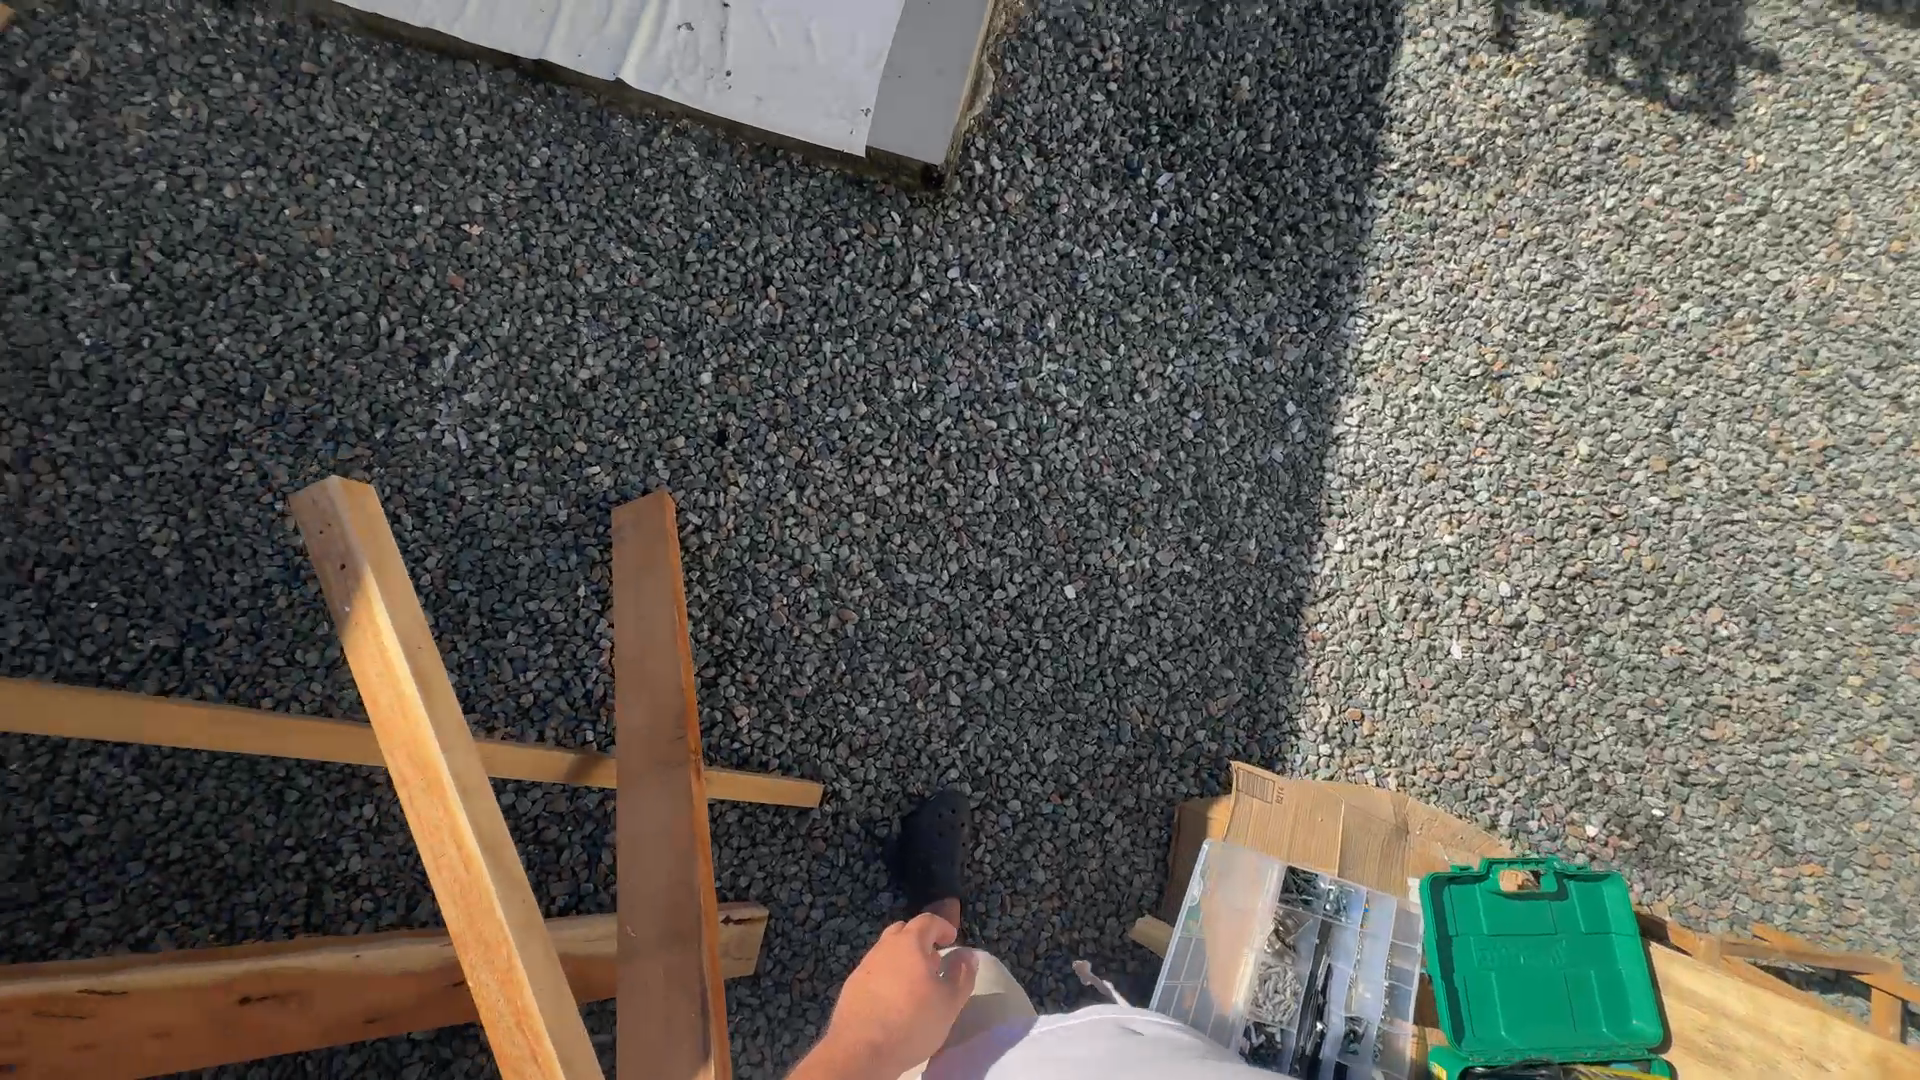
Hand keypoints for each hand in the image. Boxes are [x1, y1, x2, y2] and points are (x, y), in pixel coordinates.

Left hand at [794, 914, 978, 1079]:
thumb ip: (962, 975)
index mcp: (909, 943)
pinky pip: (874, 972)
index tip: (952, 939)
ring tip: (914, 985)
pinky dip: (886, 977)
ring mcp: (865, 966)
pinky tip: (892, 1001)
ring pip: (887, 952)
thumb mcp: (949, 1002)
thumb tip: (968, 955)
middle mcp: (884, 947)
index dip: (942, 926)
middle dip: (920, 941)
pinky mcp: (852, 986)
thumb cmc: (911, 1021)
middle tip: (932, 961)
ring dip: (902, 960)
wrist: (860, 1050)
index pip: (927, 921)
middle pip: (903, 932)